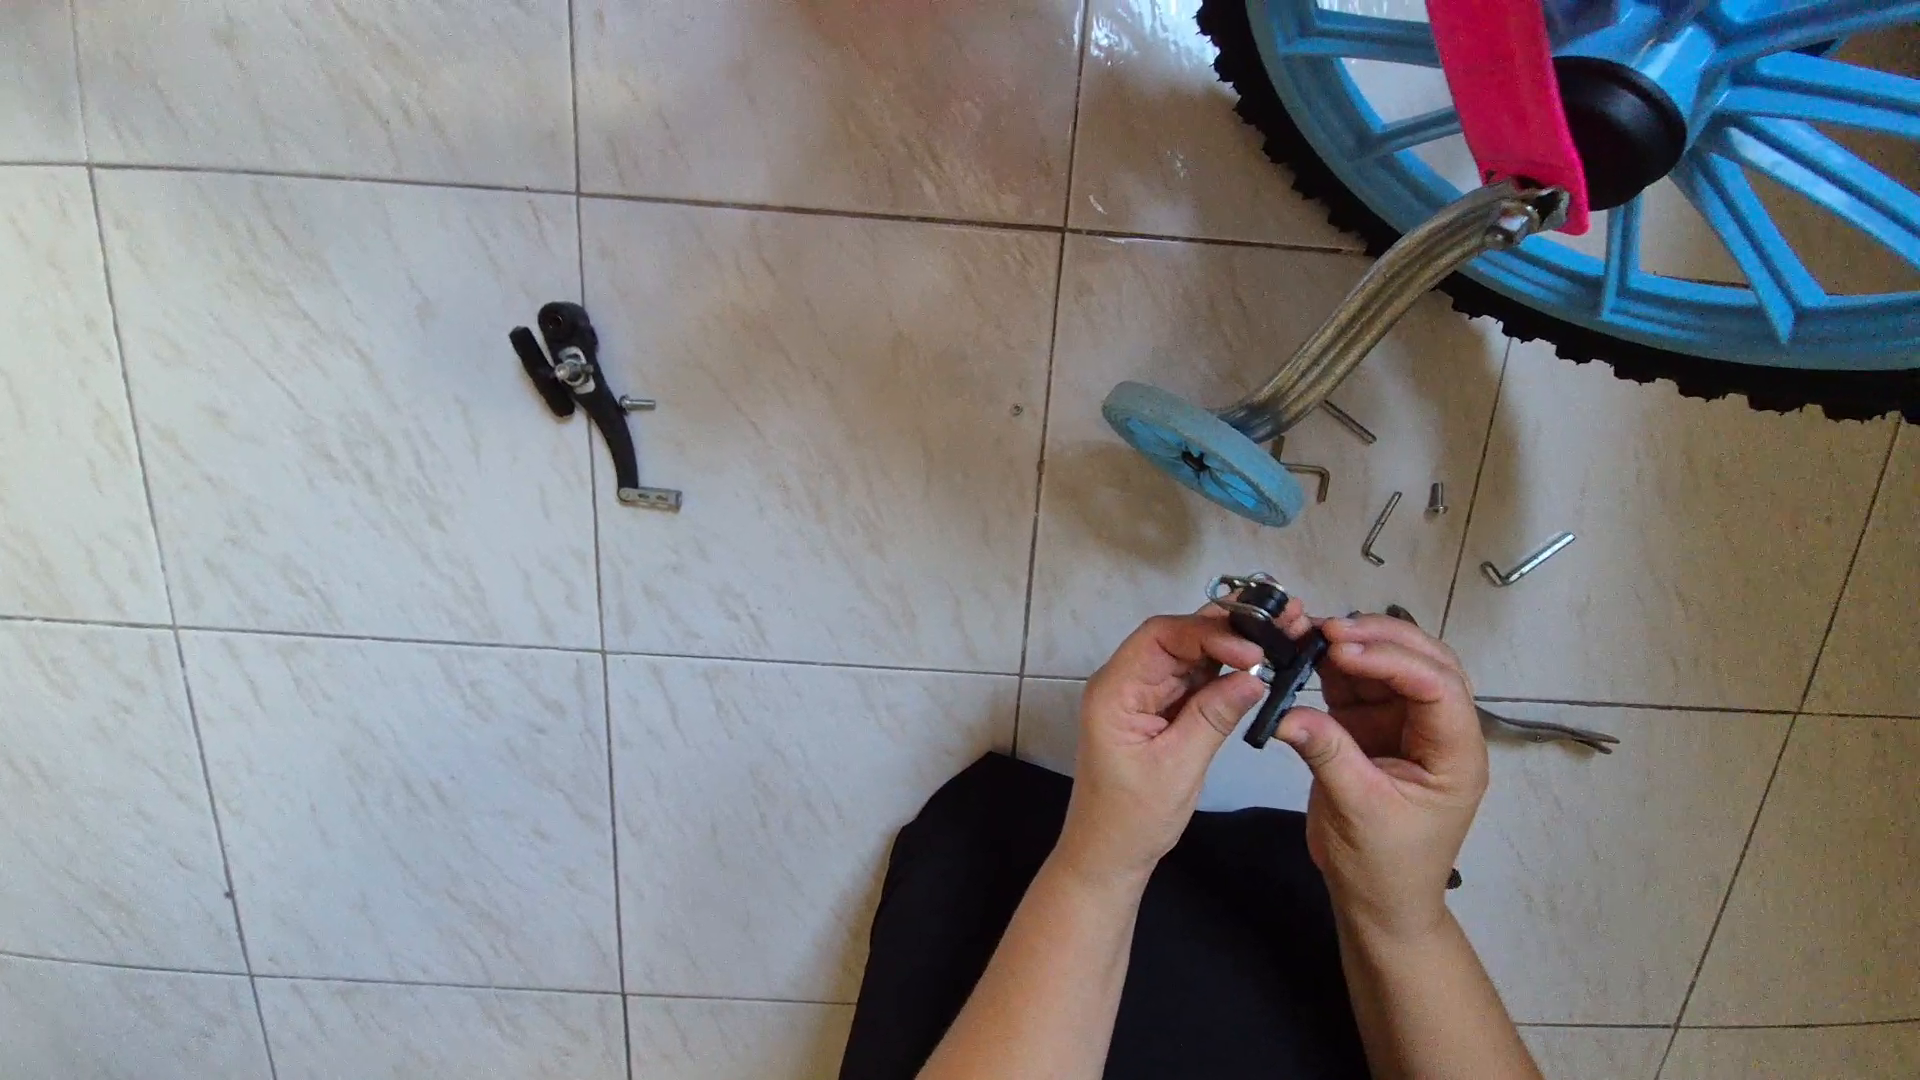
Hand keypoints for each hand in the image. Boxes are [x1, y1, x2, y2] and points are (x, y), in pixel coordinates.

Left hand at [1054, 604, 1303, 885]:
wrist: (1109, 852)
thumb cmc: (1133, 817)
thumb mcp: (1177, 767)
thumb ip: (1213, 716)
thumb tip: (1254, 675)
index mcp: (1115, 690)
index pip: (1159, 637)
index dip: (1206, 633)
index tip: (1251, 649)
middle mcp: (1124, 682)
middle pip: (1174, 637)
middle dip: (1221, 629)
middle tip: (1273, 625)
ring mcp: (1141, 694)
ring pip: (1185, 654)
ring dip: (1226, 646)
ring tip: (1272, 638)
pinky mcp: (1157, 708)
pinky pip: (1190, 678)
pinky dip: (1220, 671)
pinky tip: (1252, 666)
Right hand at [1275, 614, 1488, 942]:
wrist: (1376, 897)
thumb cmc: (1383, 863)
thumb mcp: (1357, 809)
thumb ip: (1327, 753)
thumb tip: (1284, 712)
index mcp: (1455, 753)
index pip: (1437, 688)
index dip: (1392, 660)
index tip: (1341, 648)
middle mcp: (1435, 729)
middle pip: (1425, 662)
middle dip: (1381, 638)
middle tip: (1330, 629)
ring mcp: (1402, 724)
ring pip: (1389, 664)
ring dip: (1355, 643)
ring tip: (1312, 632)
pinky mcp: (1369, 726)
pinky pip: (1354, 683)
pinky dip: (1330, 664)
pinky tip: (1305, 652)